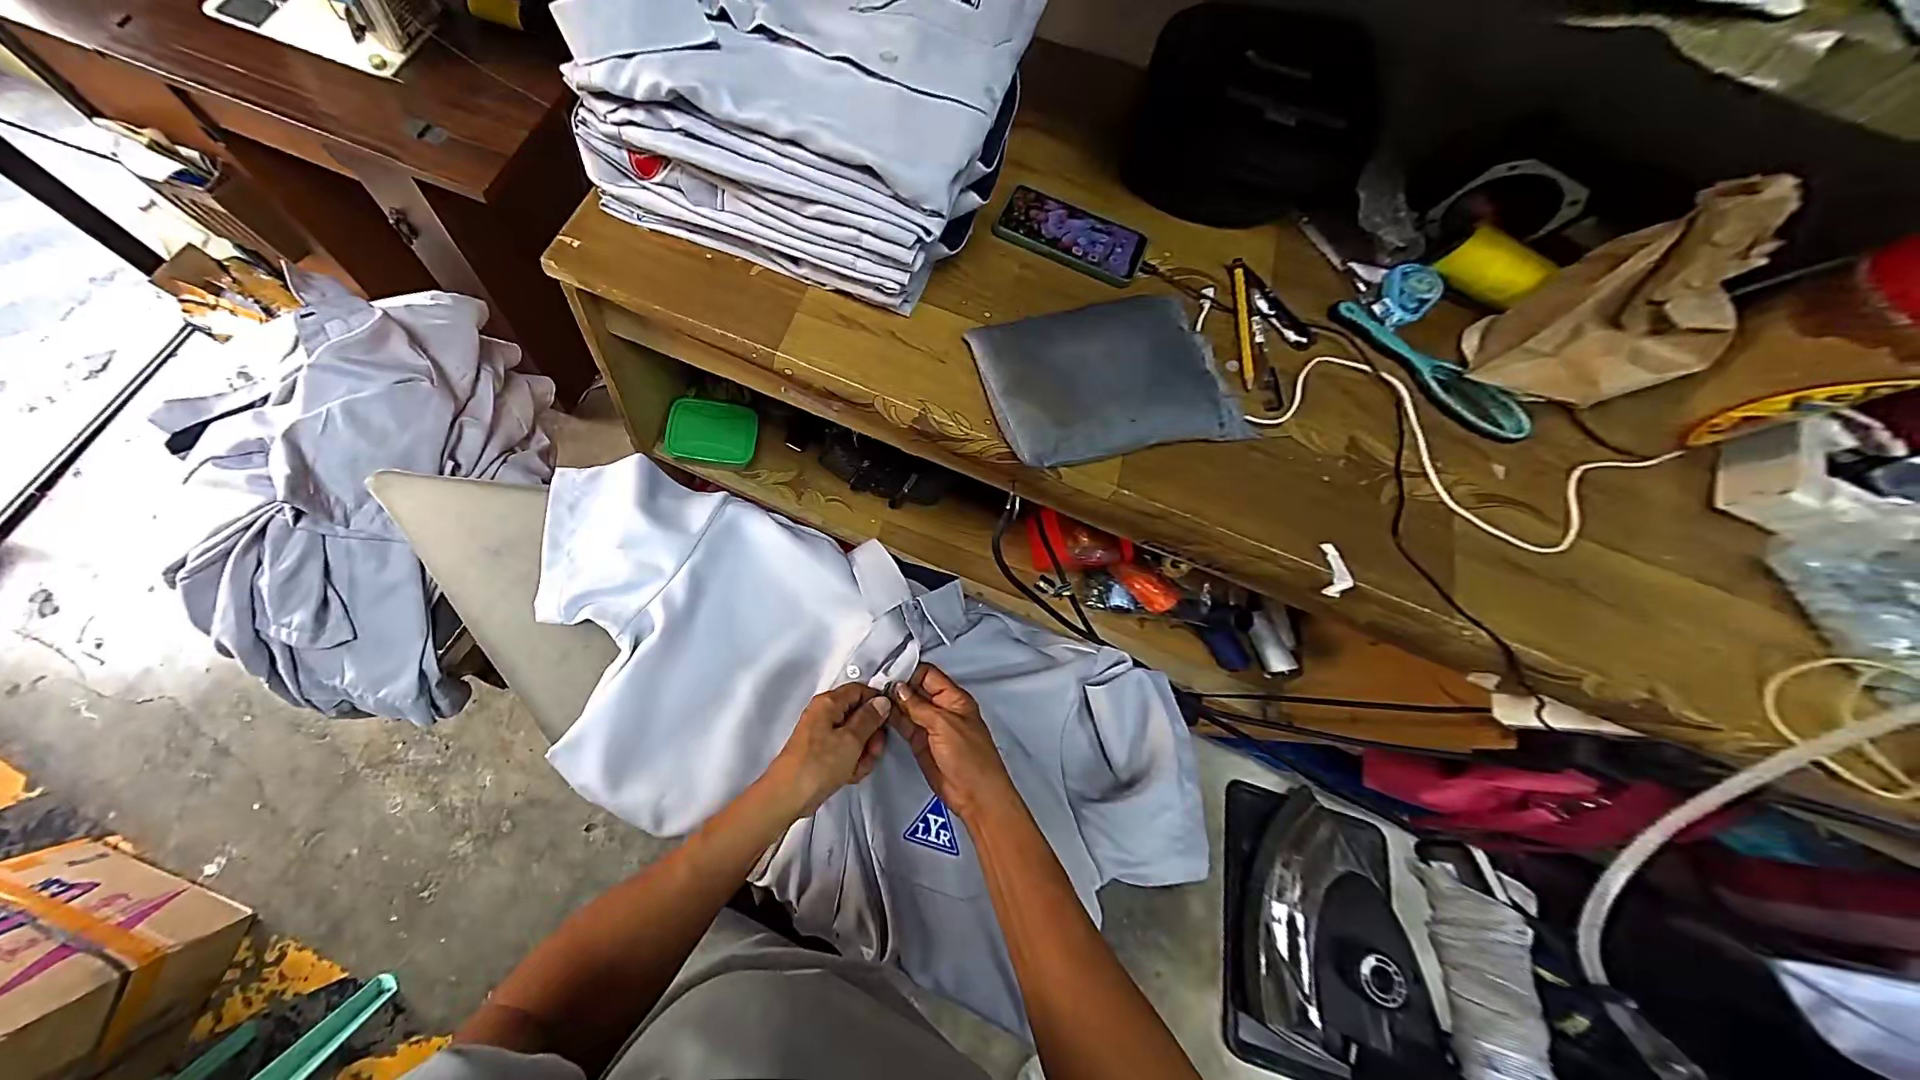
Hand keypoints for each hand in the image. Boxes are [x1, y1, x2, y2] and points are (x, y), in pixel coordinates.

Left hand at [758, 684, 892, 819]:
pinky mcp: (822, 753)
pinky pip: (845, 751)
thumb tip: (881, 703)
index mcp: (828, 703)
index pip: (860, 690)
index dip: (876, 703)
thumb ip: (870, 718)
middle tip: (872, 750)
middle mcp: (824, 715)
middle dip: (871, 734)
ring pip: (855, 736)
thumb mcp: (851, 739)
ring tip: (857, 767)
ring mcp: (822, 735)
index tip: (887, 719)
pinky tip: (849, 774)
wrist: (788, 797)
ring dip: (863, 752)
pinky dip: (851, 762)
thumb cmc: (816, 766)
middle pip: (859, 714)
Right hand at [888, 664, 1017, 820]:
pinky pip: (904, 725)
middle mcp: (943, 710)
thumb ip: (919, 706)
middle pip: (916, 689)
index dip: (909, 672)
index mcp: (955, 699)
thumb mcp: (944, 725)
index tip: (889, 674)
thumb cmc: (974, 760)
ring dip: (893, 703)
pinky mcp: (922, 743)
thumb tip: (900, 690)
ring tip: (876, 700)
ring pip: (908, 707)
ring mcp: (932, 726)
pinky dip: (893, 720)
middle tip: (878, 686)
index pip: (928, 675)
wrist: (975, 794)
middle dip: (897, 687)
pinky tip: (882, 715)